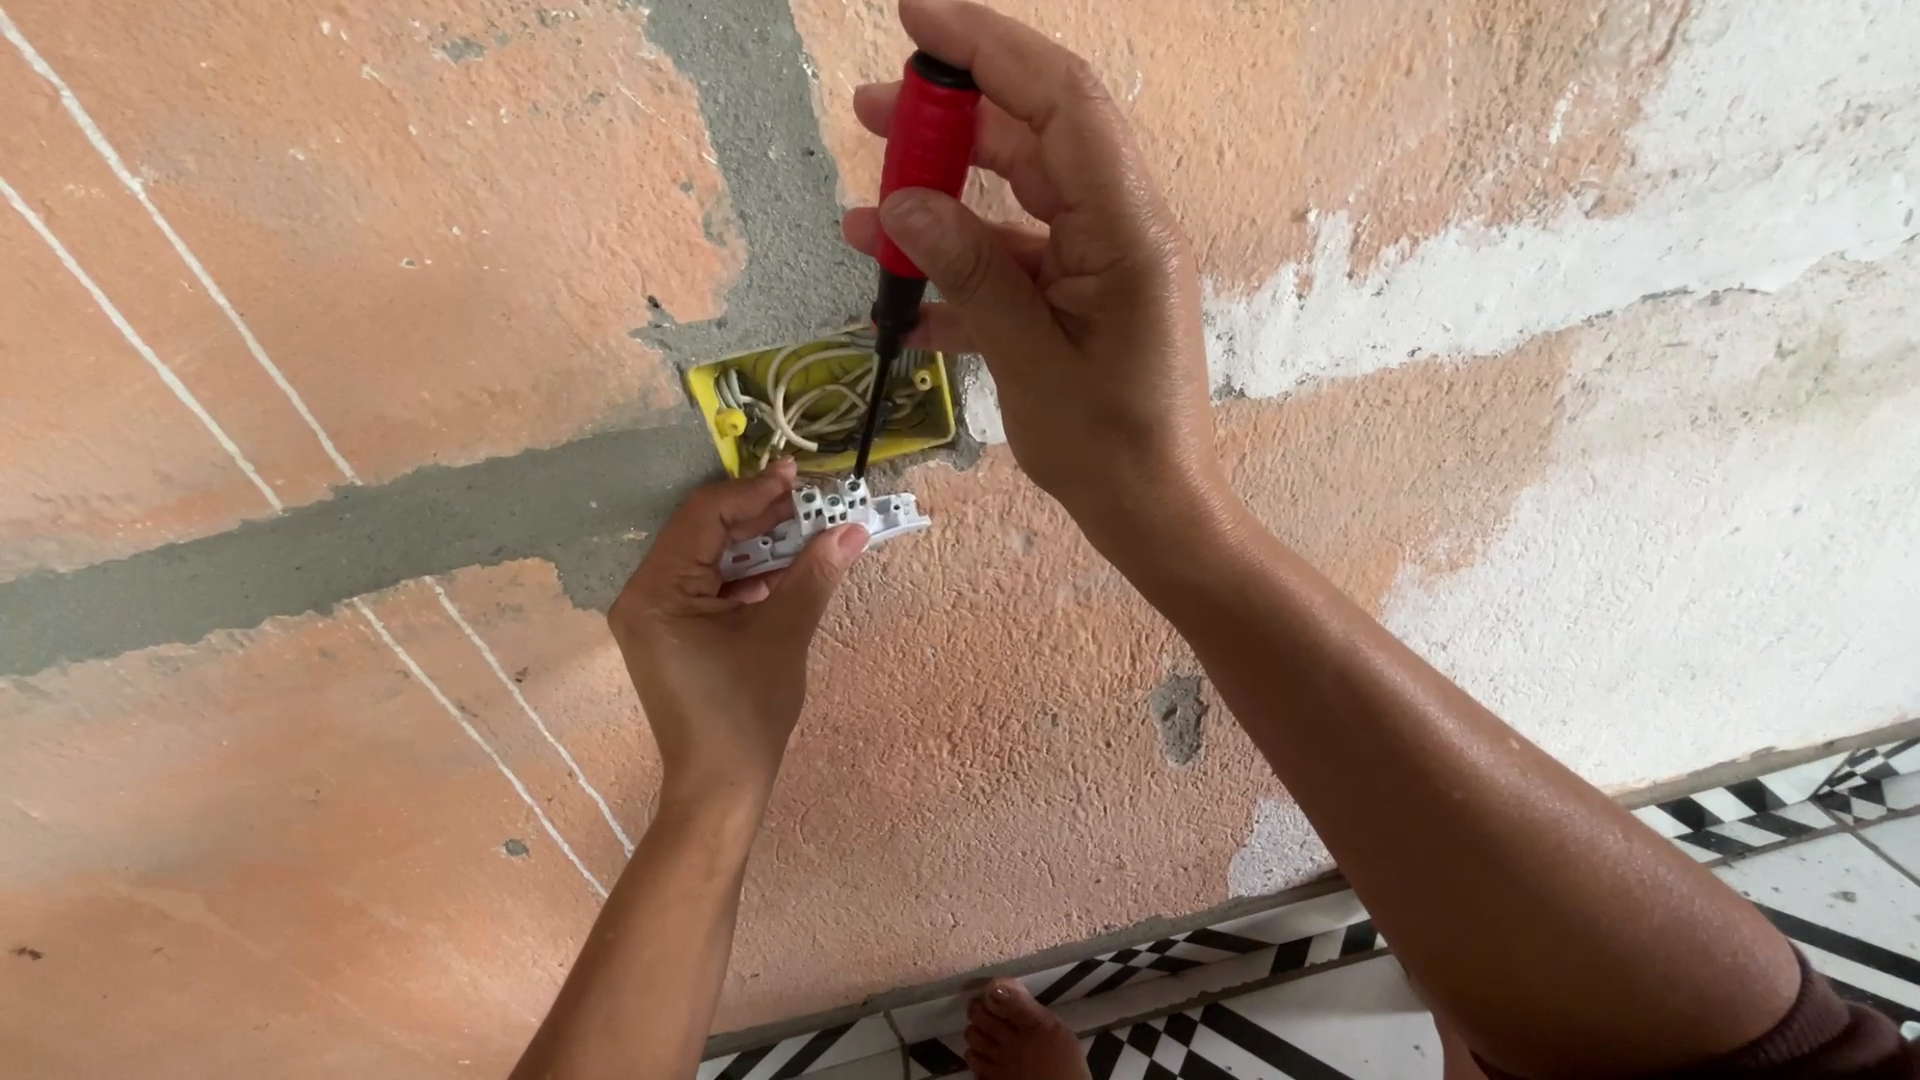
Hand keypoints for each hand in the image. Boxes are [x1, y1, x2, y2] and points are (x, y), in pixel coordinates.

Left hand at [606, 460, 867, 811]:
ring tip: (806, 528)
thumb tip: (853, 529)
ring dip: (757, 541)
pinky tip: (786, 565)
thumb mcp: (784, 635)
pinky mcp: (673, 629)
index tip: (798, 476)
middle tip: (811, 501)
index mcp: (657, 592)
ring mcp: (656, 613)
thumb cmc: (746, 713)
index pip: (704, 517)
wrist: (721, 784)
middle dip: (760, 515)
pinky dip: (748, 571)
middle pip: (703, 531)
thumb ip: (814, 574)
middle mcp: (644, 594)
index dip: (754, 491)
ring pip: (709, 555)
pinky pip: (710, 582)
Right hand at [841, 0, 1232, 545]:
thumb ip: (972, 275)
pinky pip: (1015, 269)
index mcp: (1128, 232)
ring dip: (941, 208)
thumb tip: (903, 205)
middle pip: (1032, 144)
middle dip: (951, 124)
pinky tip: (905, 305)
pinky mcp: (1077, 304)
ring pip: (1013, 208)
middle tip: (870, 116)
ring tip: (865, 218)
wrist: (1149, 511)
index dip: (992, 49)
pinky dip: (962, 277)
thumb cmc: (1106, 448)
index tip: (917, 21)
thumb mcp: (1030, 362)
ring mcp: (1097, 268)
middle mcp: (1118, 232)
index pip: (1063, 103)